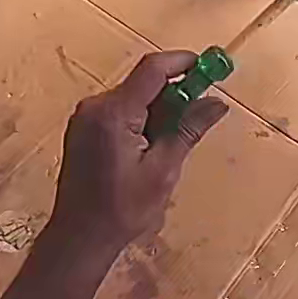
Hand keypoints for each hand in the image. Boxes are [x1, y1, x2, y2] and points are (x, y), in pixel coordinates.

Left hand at [47, 50, 228, 251]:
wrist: (80, 236)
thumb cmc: (123, 208)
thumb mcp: (164, 170)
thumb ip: (188, 129)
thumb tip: (218, 103)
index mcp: (114, 114)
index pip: (152, 70)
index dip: (183, 62)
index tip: (209, 67)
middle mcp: (95, 107)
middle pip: (143, 83)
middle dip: (176, 91)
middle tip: (201, 110)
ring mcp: (86, 117)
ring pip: (134, 97)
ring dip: (160, 108)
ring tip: (176, 139)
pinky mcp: (84, 129)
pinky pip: (121, 110)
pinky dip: (144, 118)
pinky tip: (154, 145)